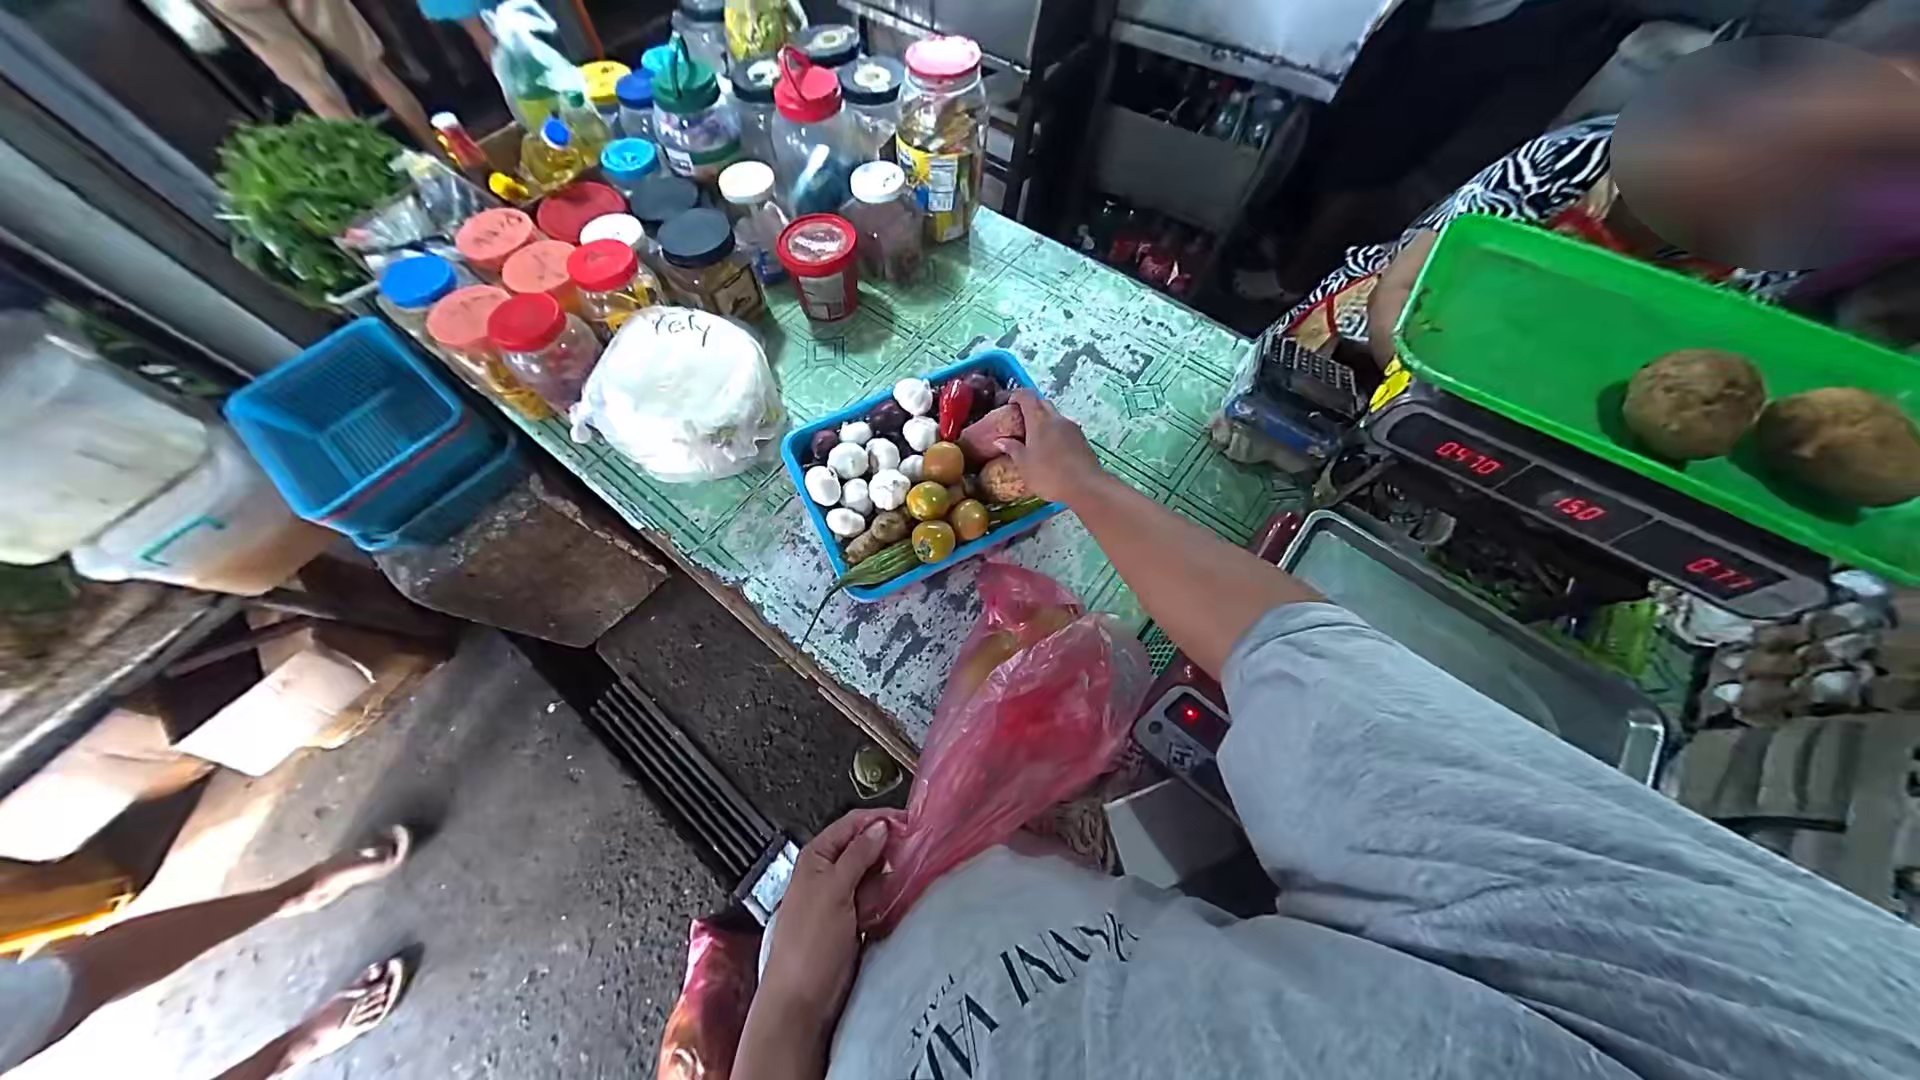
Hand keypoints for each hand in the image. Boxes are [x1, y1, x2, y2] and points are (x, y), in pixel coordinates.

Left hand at [755, 809, 900, 1037]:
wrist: (801, 1001)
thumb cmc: (808, 943)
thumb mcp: (834, 890)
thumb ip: (858, 854)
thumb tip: (880, 826)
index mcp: (818, 855)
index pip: (853, 823)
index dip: (880, 819)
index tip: (908, 822)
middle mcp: (829, 870)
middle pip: (865, 845)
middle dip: (888, 846)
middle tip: (914, 847)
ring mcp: (841, 894)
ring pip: (873, 870)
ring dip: (890, 871)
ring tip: (910, 871)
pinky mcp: (852, 916)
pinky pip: (875, 895)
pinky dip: (887, 893)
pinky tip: (899, 894)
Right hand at [998, 389, 1103, 503]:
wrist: (1085, 486)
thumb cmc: (1049, 475)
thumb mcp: (1024, 465)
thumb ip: (1012, 449)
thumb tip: (1001, 440)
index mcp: (1039, 420)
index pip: (1027, 395)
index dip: (1016, 395)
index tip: (1008, 404)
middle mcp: (1056, 418)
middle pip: (1042, 402)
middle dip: (1030, 406)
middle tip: (1019, 421)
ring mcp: (1072, 427)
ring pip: (1054, 415)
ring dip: (1043, 420)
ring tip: (1034, 438)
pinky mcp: (1081, 438)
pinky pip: (1064, 428)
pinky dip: (1054, 431)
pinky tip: (1050, 449)